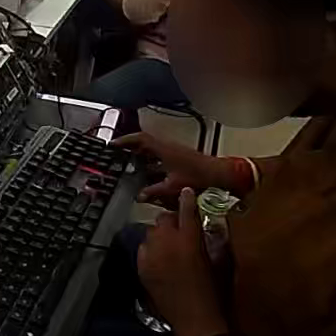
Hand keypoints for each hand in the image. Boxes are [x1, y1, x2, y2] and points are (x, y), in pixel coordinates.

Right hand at [111, 132, 244, 203]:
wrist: (223, 174)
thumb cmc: (198, 177)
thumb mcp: (173, 186)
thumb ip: (154, 191)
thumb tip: (138, 197)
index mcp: (164, 149)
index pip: (140, 139)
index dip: (125, 140)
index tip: (112, 145)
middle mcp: (168, 147)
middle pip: (144, 142)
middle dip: (130, 147)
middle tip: (116, 154)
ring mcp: (174, 151)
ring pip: (152, 149)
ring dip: (140, 154)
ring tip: (128, 163)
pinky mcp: (179, 157)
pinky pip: (159, 155)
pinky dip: (150, 160)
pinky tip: (146, 171)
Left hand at [137, 189, 227, 335]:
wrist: (195, 320)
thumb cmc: (216, 293)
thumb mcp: (222, 264)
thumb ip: (217, 243)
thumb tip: (214, 229)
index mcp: (189, 240)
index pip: (186, 212)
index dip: (186, 200)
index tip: (186, 192)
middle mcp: (166, 243)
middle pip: (163, 220)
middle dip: (171, 220)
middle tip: (180, 227)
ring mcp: (150, 255)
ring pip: (150, 233)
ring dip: (160, 234)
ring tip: (169, 243)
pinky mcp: (141, 267)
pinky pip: (143, 249)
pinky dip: (151, 249)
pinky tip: (159, 257)